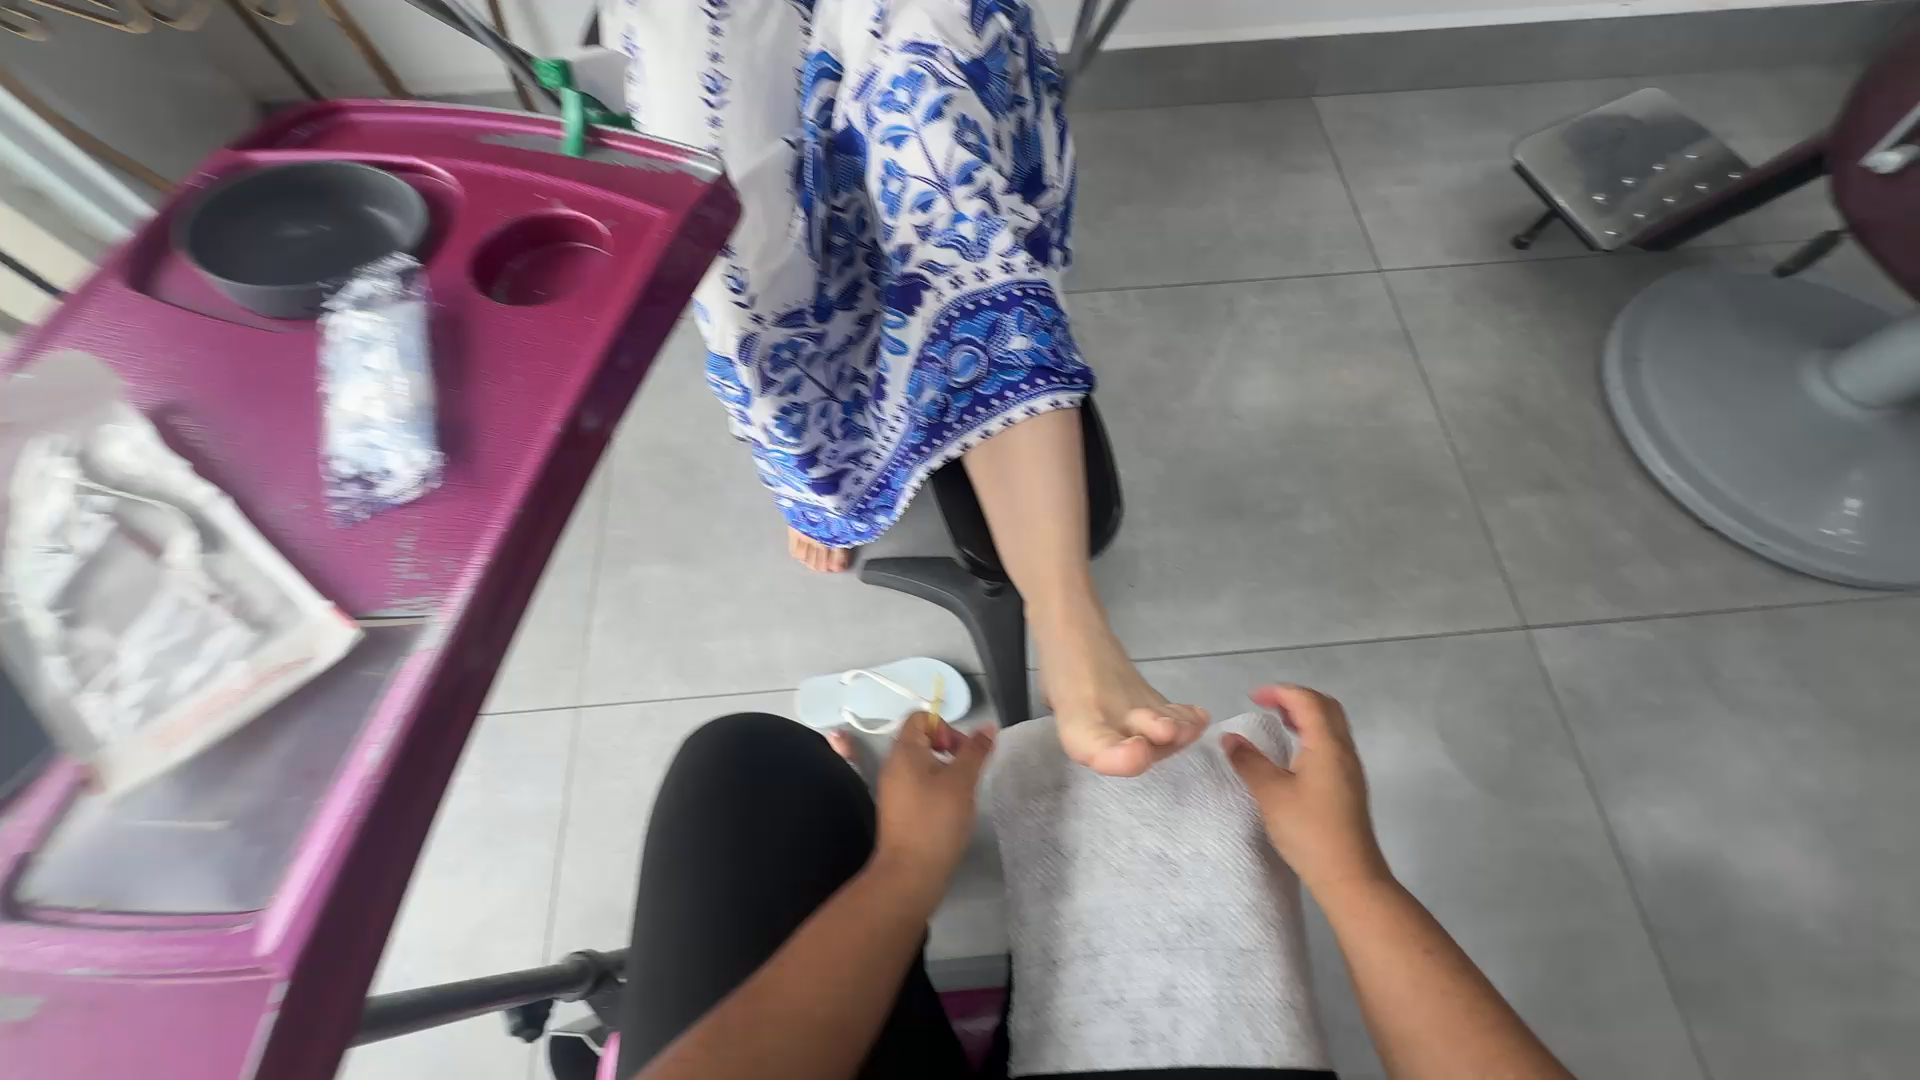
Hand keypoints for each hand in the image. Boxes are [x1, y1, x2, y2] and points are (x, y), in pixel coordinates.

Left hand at [870, 714, 994, 903]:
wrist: (910, 873)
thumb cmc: (936, 820)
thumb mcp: (962, 781)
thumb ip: (975, 750)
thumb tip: (988, 726)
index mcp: (904, 751)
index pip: (919, 717)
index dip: (944, 725)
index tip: (961, 751)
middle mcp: (893, 765)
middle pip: (921, 738)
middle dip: (948, 747)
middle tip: (966, 770)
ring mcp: (893, 789)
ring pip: (921, 763)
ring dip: (945, 769)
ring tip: (962, 791)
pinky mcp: (898, 809)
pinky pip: (918, 784)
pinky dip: (935, 787)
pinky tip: (950, 809)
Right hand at [1222, 684, 1391, 895]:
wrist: (1349, 876)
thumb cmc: (1309, 830)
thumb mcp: (1270, 793)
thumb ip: (1249, 761)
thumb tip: (1230, 738)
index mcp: (1327, 746)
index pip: (1307, 701)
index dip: (1279, 692)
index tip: (1252, 699)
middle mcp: (1344, 751)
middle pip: (1325, 707)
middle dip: (1294, 698)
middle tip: (1266, 705)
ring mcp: (1349, 769)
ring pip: (1331, 725)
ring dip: (1304, 715)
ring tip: (1276, 722)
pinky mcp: (1347, 785)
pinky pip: (1331, 742)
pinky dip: (1311, 733)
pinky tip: (1292, 751)